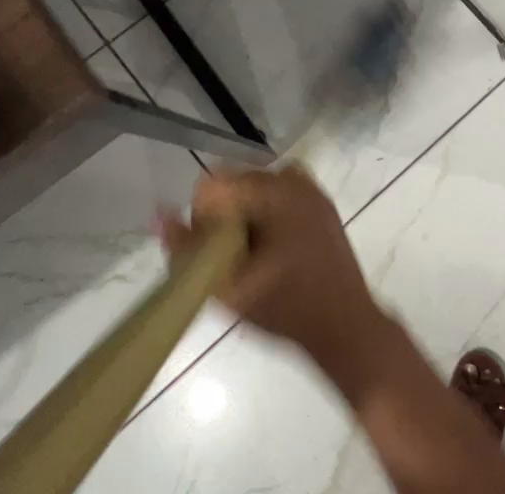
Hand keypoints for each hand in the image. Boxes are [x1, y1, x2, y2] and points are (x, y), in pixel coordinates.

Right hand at [160, 168, 389, 362]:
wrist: (344, 324)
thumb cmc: (286, 309)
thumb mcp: (225, 287)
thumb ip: (186, 250)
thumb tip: (161, 215)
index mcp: (273, 193)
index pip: (212, 187)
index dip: (202, 221)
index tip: (212, 253)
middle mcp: (294, 180)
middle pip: (235, 184)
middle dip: (223, 217)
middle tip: (230, 260)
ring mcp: (312, 189)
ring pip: (255, 191)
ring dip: (243, 217)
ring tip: (250, 256)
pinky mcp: (322, 204)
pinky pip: (279, 197)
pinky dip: (267, 215)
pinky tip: (271, 249)